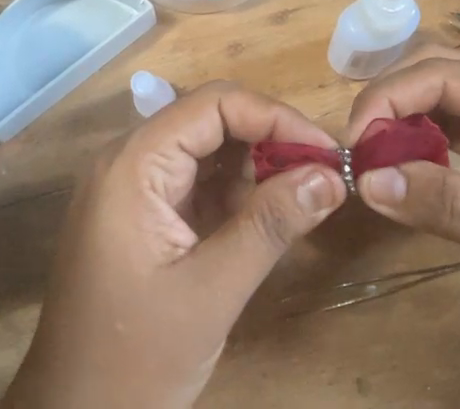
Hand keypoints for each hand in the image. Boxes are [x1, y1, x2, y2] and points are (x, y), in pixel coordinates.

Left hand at [4, 82, 345, 408]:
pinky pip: (195, 184)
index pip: (213, 104)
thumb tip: (330, 175)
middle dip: (269, 140)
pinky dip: (235, 194)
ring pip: (205, 151)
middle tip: (322, 175)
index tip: (325, 151)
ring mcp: (132, 190)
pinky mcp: (141, 217)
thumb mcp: (211, 291)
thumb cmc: (134, 356)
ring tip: (305, 196)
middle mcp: (129, 162)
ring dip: (256, 167)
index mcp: (134, 164)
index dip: (274, 117)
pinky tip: (270, 216)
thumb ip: (270, 226)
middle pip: (209, 121)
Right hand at [344, 55, 459, 365]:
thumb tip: (371, 181)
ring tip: (368, 165)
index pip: (446, 76)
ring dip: (399, 126)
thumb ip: (456, 208)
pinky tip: (399, 173)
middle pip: (437, 76)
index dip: (391, 100)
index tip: (352, 146)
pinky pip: (449, 136)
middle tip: (355, 156)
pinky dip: (417, 149)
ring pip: (438, 104)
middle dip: (389, 106)